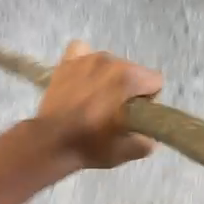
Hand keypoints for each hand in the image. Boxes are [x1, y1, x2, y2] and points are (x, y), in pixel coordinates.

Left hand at [36, 41, 162, 169]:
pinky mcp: (67, 61)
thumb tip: (151, 137)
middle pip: (133, 71)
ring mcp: (86, 58)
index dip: (149, 100)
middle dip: (129, 89)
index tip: (136, 115)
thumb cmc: (90, 145)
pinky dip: (86, 63)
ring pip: (111, 63)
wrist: (49, 143)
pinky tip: (83, 78)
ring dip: (109, 78)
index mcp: (128, 78)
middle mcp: (110, 61)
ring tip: (95, 98)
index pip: (155, 80)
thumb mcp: (125, 151)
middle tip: (115, 111)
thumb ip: (146, 141)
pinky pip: (83, 51)